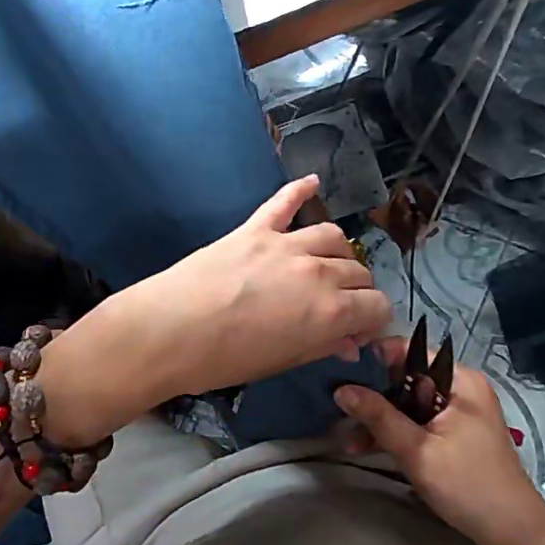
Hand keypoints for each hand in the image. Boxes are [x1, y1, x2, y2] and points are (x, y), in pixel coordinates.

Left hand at [39, 176, 392, 444]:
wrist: (166, 331)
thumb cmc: (223, 360)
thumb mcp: (281, 362)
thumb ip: (322, 345)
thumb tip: (349, 341)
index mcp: (330, 311)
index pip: (377, 307)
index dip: (374, 321)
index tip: (362, 330)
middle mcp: (317, 271)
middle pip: (359, 272)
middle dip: (358, 292)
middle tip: (342, 308)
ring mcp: (285, 244)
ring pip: (333, 237)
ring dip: (339, 253)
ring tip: (329, 267)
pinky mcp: (255, 229)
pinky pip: (284, 202)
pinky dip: (300, 191)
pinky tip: (312, 182)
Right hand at [333, 336, 544, 544]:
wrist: (514, 535)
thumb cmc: (468, 487)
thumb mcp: (417, 451)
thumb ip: (378, 417)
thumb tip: (341, 389)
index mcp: (459, 380)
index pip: (409, 351)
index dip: (373, 359)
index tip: (340, 372)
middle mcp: (459, 388)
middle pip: (405, 378)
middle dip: (371, 396)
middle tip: (337, 409)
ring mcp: (457, 412)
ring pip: (407, 403)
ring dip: (378, 419)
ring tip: (345, 438)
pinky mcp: (453, 434)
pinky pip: (416, 421)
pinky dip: (394, 432)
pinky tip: (365, 447)